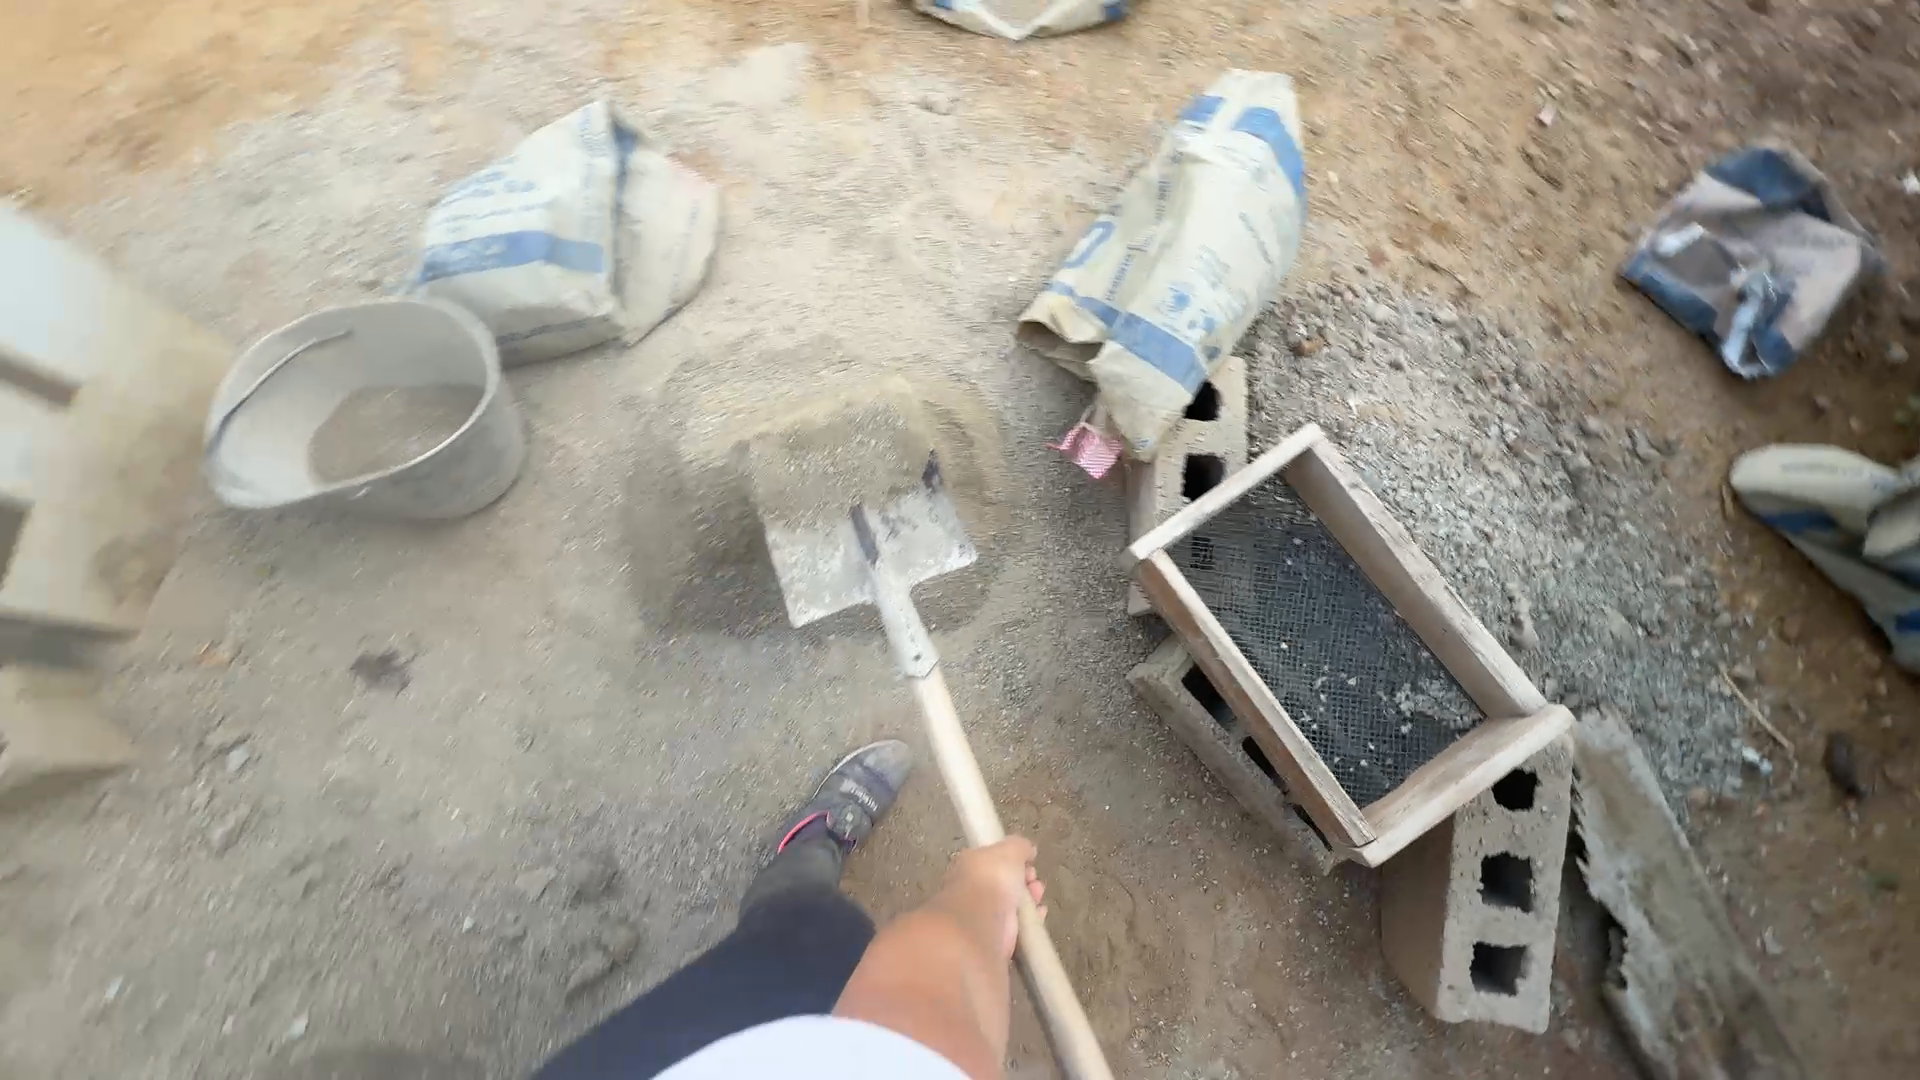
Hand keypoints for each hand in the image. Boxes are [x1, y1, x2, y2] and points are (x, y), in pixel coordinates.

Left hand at [937, 836, 1046, 959]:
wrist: (976, 932)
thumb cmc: (989, 883)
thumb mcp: (1008, 851)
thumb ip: (1018, 847)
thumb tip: (1028, 849)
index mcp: (969, 868)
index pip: (993, 863)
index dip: (1014, 862)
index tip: (1030, 864)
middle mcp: (972, 895)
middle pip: (1004, 888)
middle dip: (1025, 885)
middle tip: (1036, 885)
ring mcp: (981, 923)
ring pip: (1010, 913)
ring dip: (1029, 907)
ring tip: (1040, 905)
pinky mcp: (992, 949)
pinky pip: (1015, 937)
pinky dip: (1029, 930)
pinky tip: (1037, 925)